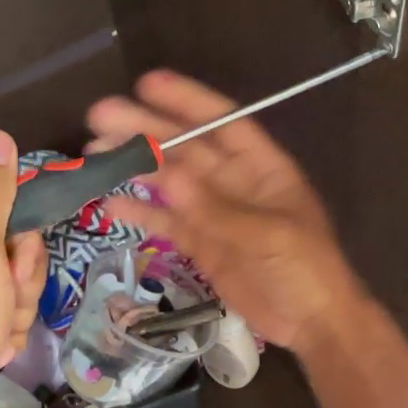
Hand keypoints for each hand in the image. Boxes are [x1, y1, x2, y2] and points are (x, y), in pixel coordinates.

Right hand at [88, 71, 365, 351]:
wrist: (313, 323)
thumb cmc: (307, 270)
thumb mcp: (269, 236)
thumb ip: (217, 209)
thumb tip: (168, 175)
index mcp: (262, 168)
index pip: (222, 122)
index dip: (185, 101)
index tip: (145, 84)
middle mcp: (236, 183)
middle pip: (186, 149)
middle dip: (145, 131)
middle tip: (99, 116)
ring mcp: (216, 215)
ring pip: (170, 182)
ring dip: (135, 167)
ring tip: (93, 155)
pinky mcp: (202, 245)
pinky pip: (168, 222)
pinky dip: (141, 213)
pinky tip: (110, 204)